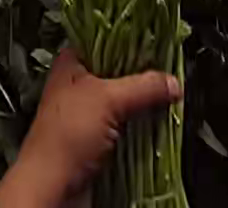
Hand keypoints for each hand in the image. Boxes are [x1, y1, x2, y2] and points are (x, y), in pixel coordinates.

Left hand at [0, 49, 180, 207]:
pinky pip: (125, 127)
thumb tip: (174, 81)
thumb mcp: (107, 99)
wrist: (53, 186)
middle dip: (143, 78)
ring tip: (172, 100)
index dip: (132, 43)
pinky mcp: (97, 139)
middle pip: (118, 73)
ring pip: (124, 102)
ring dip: (145, 105)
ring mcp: (88, 111)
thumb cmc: (69, 132)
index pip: (106, 40)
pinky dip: (142, 128)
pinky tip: (161, 126)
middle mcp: (79, 82)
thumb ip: (142, 86)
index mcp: (72, 61)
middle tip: (172, 77)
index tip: (161, 46)